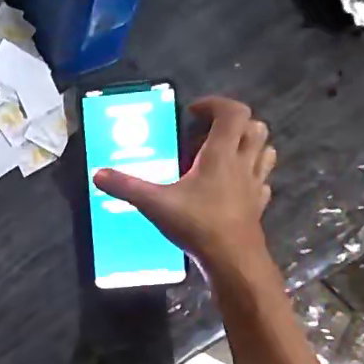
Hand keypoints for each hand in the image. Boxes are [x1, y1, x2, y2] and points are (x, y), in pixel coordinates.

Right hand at [93, 95, 277, 275]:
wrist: (233, 260)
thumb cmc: (197, 225)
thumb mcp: (156, 204)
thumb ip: (127, 187)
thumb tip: (98, 174)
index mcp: (221, 154)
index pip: (233, 112)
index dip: (215, 104)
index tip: (193, 112)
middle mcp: (243, 163)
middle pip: (255, 127)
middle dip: (233, 123)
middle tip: (206, 135)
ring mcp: (255, 185)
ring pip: (265, 151)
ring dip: (248, 146)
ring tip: (224, 155)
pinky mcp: (258, 206)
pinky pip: (262, 182)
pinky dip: (252, 177)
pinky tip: (234, 187)